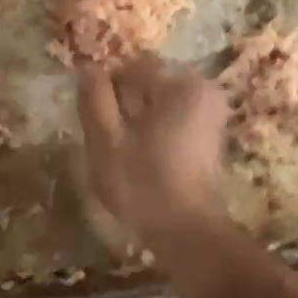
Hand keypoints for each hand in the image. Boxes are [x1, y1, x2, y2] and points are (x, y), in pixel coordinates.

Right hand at [76, 55, 229, 245]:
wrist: (185, 230)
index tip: (92, 119)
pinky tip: (140, 161)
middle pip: (148, 84)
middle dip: (123, 106)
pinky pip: (171, 121)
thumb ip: (94, 100)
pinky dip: (152, 134)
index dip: (106, 89)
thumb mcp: (105, 141)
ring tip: (121, 154)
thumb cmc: (141, 183)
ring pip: (158, 104)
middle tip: (106, 141)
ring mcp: (210, 114)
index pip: (132, 66)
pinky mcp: (209, 137)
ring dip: (135, 122)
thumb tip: (87, 68)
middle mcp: (202, 90)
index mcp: (180, 84)